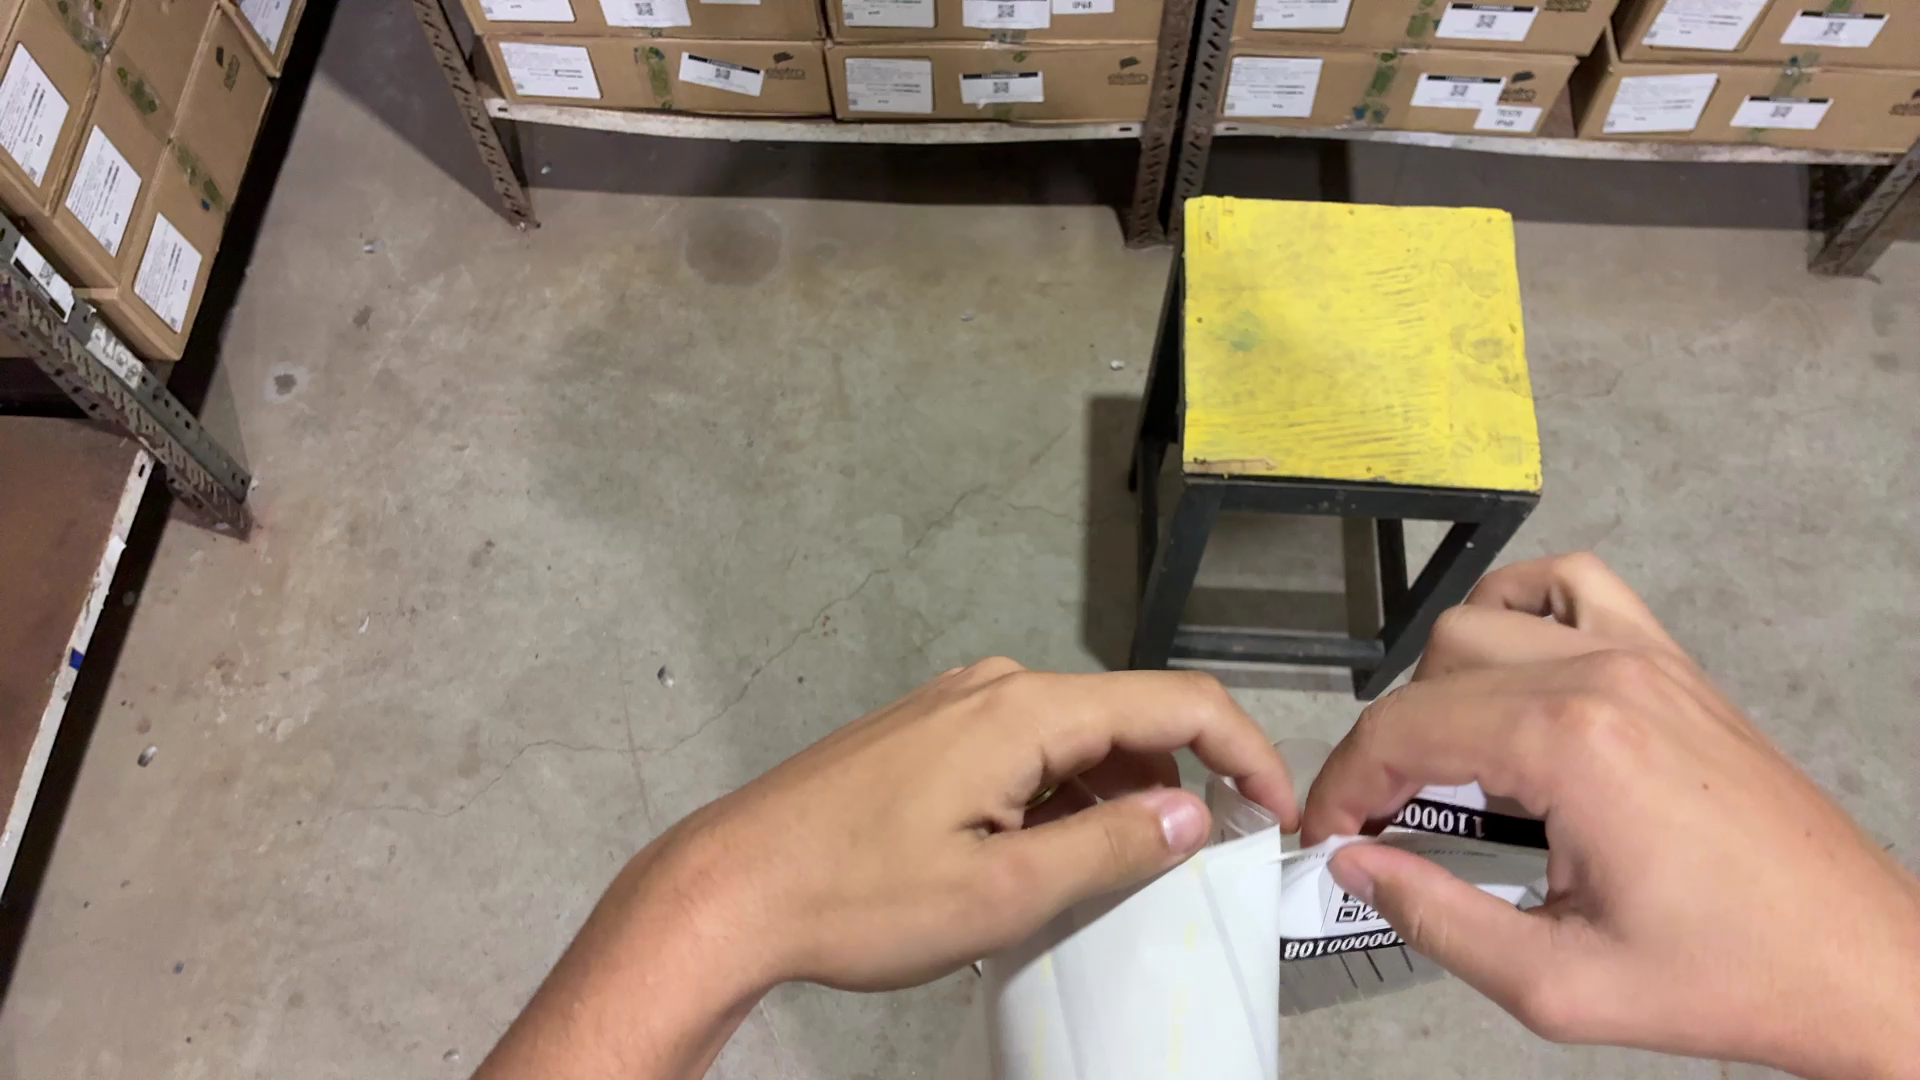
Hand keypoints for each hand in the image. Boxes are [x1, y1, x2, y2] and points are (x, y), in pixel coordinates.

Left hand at [476, 659, 1295, 1079]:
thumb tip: (1196, 811)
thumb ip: (1110, 845)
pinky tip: (1035, 849)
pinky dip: (1058, 792)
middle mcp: (999, 684)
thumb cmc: (864, 894)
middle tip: (1181, 871)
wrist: (734, 880)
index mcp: (1026, 708)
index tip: (1274, 817)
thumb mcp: (1001, 891)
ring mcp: (958, 700)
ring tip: (1095, 874)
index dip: (1243, 750)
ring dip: (1110, 794)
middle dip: (1173, 783)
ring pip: (1074, 735)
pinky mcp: (931, 725)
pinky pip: (1025, 746)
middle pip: (1125, 716)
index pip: (1174, 701)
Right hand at [1303, 554, 1919, 1079]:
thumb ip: (1433, 918)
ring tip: (1446, 756)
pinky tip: (1507, 659)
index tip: (1329, 834)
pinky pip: (1566, 585)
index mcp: (1567, 744)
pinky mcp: (1663, 657)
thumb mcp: (1560, 987)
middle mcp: (1593, 674)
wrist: (1884, 974)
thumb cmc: (1728, 981)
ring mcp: (1634, 653)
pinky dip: (1514, 606)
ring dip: (1432, 690)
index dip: (1342, 785)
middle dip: (1380, 753)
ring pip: (1473, 627)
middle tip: (1383, 817)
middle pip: (1424, 683)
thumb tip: (1350, 860)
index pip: (1398, 734)